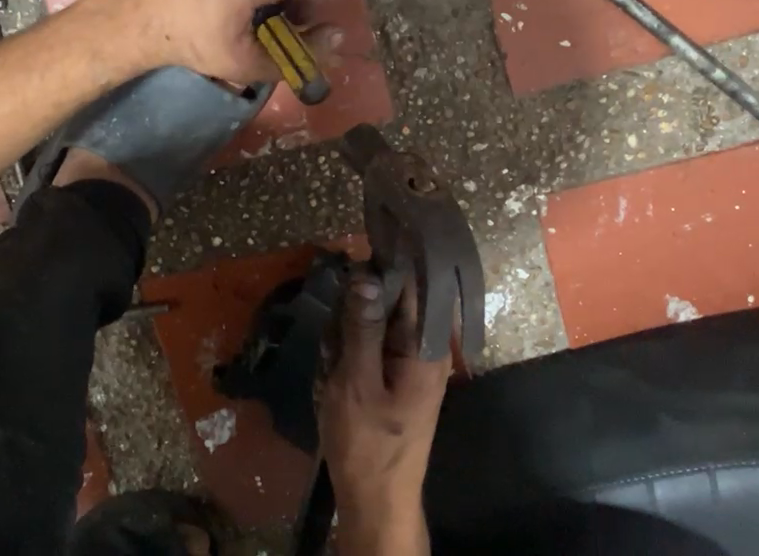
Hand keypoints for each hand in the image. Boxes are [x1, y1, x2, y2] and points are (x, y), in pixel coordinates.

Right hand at [319, 275, 451, 555]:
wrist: (375, 501)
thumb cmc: (367, 443)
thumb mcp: (357, 381)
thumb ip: (362, 326)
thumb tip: (365, 273)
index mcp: (427, 347)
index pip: (414, 283)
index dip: (384, 264)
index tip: (351, 258)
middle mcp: (425, 348)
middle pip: (390, 299)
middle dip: (354, 309)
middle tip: (334, 338)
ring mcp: (410, 362)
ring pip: (373, 320)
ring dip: (346, 333)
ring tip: (332, 363)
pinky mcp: (394, 375)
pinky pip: (369, 344)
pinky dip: (348, 351)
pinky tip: (333, 372)